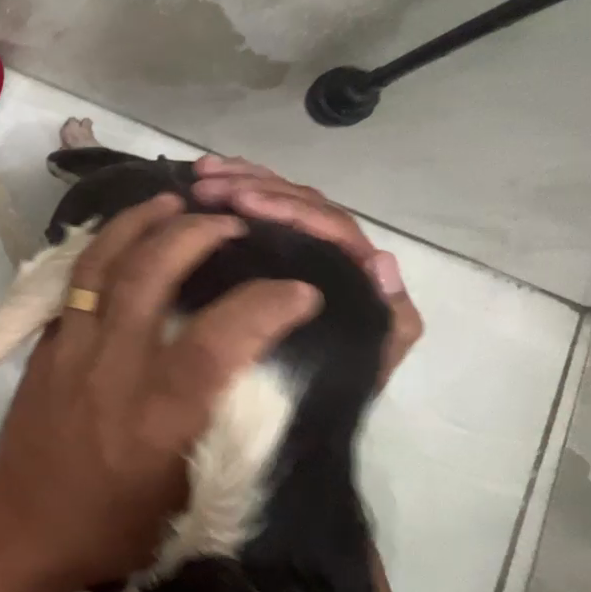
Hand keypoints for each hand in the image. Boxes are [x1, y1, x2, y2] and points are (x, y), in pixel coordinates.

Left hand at [0, 195, 320, 591]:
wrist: (22, 524)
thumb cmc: (114, 528)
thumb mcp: (189, 493)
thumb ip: (223, 430)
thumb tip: (259, 374)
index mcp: (157, 416)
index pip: (216, 340)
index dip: (263, 305)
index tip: (299, 291)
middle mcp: (110, 368)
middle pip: (148, 276)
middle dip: (193, 234)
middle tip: (228, 221)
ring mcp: (68, 348)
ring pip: (100, 264)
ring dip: (138, 223)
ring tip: (172, 200)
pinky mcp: (43, 344)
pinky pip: (73, 281)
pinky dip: (102, 248)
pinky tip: (122, 236)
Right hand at [191, 155, 423, 383]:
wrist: (301, 417)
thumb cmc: (333, 390)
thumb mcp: (369, 363)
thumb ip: (389, 322)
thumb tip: (380, 260)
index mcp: (357, 270)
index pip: (329, 226)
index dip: (288, 209)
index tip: (242, 204)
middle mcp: (332, 250)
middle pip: (300, 202)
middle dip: (254, 187)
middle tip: (206, 186)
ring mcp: (299, 248)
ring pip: (279, 197)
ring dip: (241, 180)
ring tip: (201, 174)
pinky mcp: (270, 252)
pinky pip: (258, 209)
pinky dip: (235, 188)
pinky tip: (205, 179)